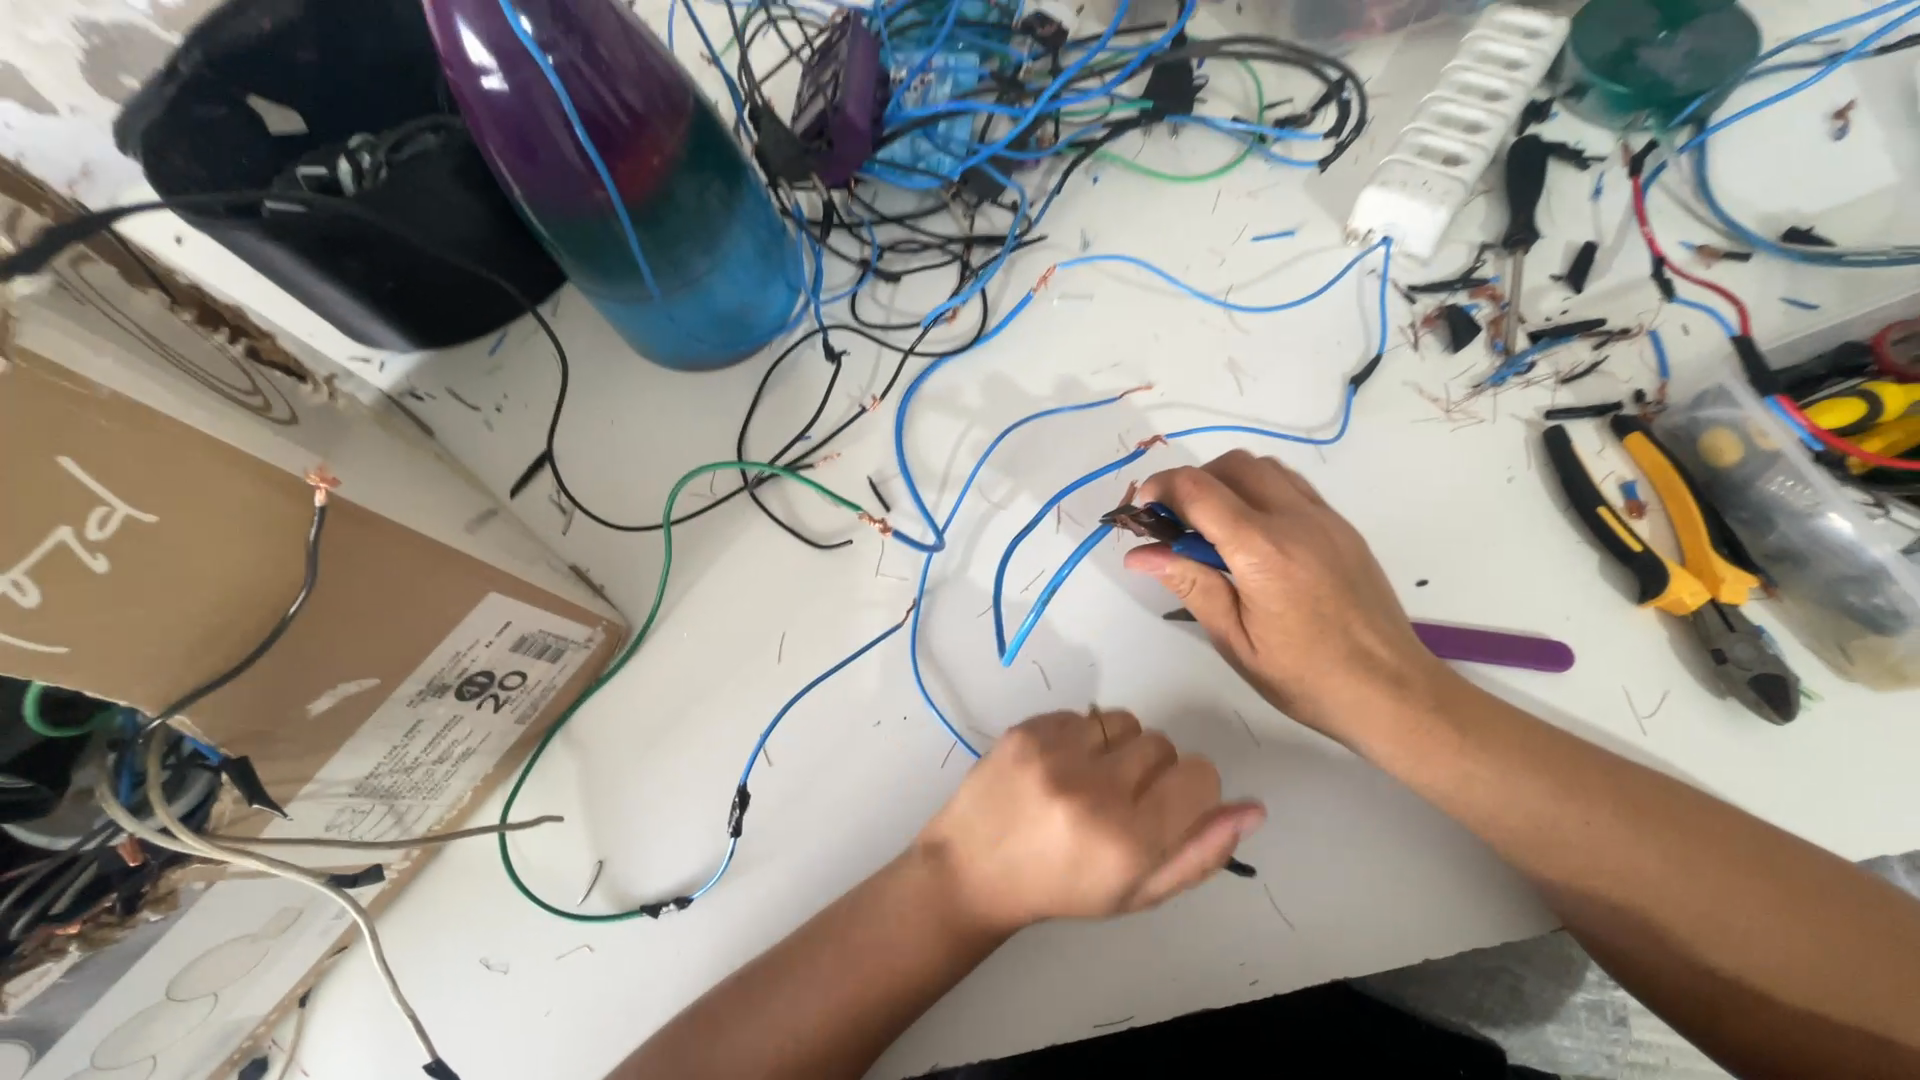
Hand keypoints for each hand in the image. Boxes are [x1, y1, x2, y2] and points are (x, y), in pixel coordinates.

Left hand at [913, 709, 1263, 934]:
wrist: (974, 870)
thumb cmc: (1062, 889)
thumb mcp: (1137, 892)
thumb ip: (1200, 853)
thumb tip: (1253, 809)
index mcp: (1130, 839)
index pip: (1201, 777)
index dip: (1190, 792)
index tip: (1164, 808)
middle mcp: (1096, 790)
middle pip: (1163, 746)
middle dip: (1152, 771)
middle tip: (1119, 801)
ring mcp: (1056, 754)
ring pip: (1126, 722)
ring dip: (1118, 748)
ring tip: (1089, 781)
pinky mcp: (1027, 730)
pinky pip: (1083, 715)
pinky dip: (1080, 738)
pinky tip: (1059, 770)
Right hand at [1121, 450, 1451, 742]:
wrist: (1391, 690)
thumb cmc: (1305, 677)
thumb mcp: (1234, 639)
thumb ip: (1189, 584)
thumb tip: (1141, 553)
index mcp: (1262, 551)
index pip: (1198, 490)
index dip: (1161, 489)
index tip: (1142, 511)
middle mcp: (1295, 520)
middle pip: (1231, 465)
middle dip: (1192, 482)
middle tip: (1174, 523)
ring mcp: (1325, 519)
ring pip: (1264, 468)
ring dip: (1228, 482)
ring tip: (1212, 527)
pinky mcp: (1342, 527)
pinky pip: (1292, 486)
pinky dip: (1260, 490)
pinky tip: (1253, 533)